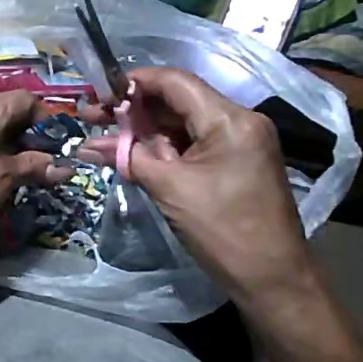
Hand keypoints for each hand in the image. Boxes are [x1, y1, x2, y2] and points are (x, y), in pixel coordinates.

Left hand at [0, 91, 71, 266]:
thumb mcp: (5, 178)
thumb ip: (36, 165)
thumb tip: (64, 166)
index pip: (23, 98)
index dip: (45, 118)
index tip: (56, 144)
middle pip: (4, 110)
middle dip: (27, 132)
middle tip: (42, 160)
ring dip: (9, 142)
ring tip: (21, 170)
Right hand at [82, 66, 318, 304]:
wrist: (272, 279)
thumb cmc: (223, 230)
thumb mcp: (170, 188)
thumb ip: (130, 157)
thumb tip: (91, 145)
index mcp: (229, 120)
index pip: (175, 82)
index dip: (133, 82)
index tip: (98, 92)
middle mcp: (237, 121)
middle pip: (176, 101)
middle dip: (132, 109)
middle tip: (90, 116)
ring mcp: (238, 142)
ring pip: (181, 123)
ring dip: (142, 131)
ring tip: (102, 139)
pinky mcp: (234, 162)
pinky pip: (191, 144)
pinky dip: (161, 148)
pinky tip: (130, 155)